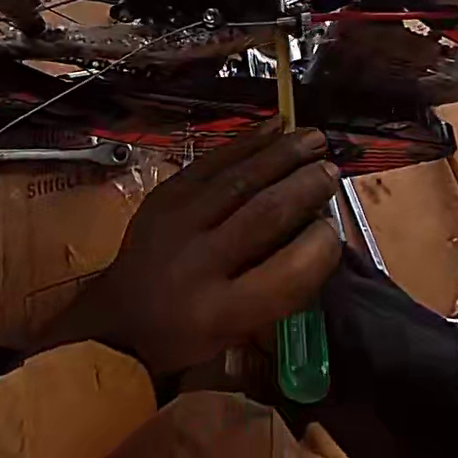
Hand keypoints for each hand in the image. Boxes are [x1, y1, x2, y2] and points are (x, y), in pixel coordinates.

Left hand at [30, 126, 341, 375]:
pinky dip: (246, 142)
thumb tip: (316, 228)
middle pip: (262, 216)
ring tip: (312, 138)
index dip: (316, 249)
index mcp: (221, 311)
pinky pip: (212, 161)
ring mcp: (178, 220)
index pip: (282, 276)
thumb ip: (275, 285)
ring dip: (280, 154)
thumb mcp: (235, 329)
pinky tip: (273, 127)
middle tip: (332, 170)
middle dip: (302, 187)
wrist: (124, 312)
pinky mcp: (166, 193)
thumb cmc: (190, 329)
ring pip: (239, 179)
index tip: (334, 229)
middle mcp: (199, 261)